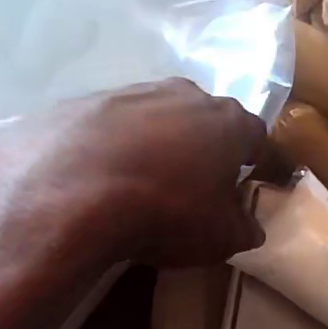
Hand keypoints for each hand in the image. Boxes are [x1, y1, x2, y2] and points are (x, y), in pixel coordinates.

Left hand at [0, 78, 265, 266]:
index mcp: (226, 121)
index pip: (256, 136)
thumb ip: (243, 227)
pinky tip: (99, 176)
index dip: (256, 159)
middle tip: (195, 180)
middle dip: (203, 145)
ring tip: (142, 179)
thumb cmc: (166, 211)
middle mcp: (182, 94)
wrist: (70, 192)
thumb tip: (250, 226)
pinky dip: (110, 146)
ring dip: (155, 141)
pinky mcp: (80, 101)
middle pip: (203, 118)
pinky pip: (108, 126)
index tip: (252, 178)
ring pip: (154, 116)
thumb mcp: (220, 237)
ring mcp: (128, 91)